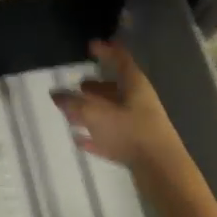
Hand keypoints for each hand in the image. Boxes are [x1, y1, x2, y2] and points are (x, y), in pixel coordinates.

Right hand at [52, 40, 183, 168]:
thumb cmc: (130, 132)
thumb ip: (74, 104)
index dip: (106, 51)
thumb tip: (55, 94)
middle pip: (116, 88)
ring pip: (113, 112)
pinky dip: (96, 135)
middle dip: (96, 87)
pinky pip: (113, 135)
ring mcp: (139, 124)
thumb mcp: (96, 115)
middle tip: (78, 85)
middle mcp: (138, 100)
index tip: (91, 46)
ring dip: (94, 111)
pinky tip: (80, 140)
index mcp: (134, 85)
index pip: (120, 59)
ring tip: (73, 113)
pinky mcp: (137, 146)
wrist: (161, 171)